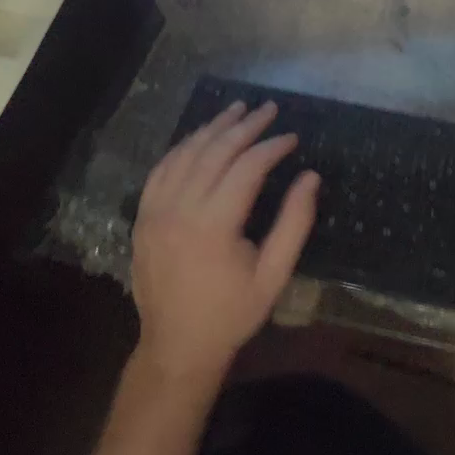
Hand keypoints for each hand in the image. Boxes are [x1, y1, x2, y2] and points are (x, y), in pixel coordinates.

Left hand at [129, 100, 318, 380]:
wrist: (176, 346)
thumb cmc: (232, 313)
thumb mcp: (274, 274)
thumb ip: (294, 222)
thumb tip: (311, 177)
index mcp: (213, 226)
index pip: (247, 167)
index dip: (272, 146)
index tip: (293, 137)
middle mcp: (180, 211)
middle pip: (215, 152)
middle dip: (245, 126)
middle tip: (269, 108)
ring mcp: (155, 212)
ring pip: (186, 154)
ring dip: (213, 128)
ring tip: (238, 110)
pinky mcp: (143, 218)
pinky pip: (161, 170)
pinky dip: (183, 147)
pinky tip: (201, 137)